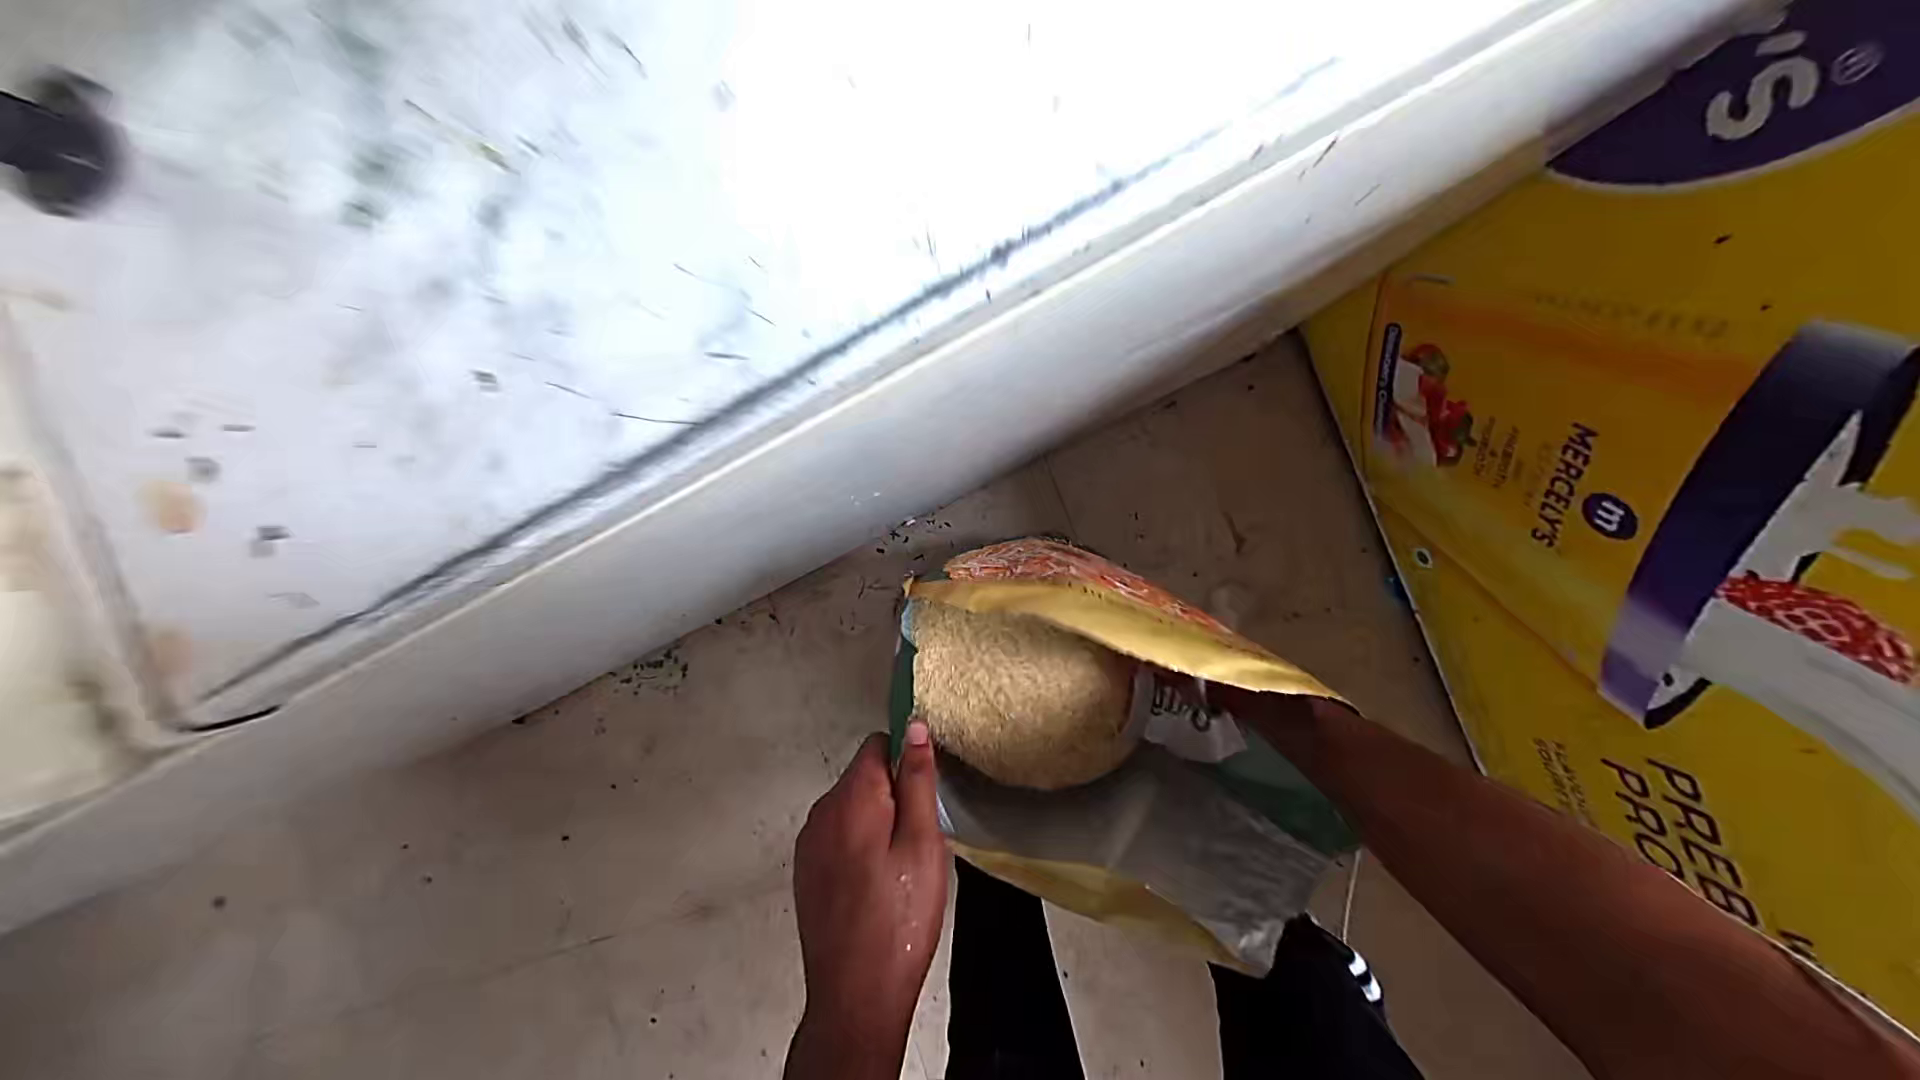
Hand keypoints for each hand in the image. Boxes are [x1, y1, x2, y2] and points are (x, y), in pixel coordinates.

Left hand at [786, 721, 949, 1079]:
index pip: (878, 743)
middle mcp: (821, 810)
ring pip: (851, 805)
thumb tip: (915, 726)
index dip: (906, 759)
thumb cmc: (900, 916)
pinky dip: (857, 842)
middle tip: (918, 838)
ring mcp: (808, 841)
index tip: (925, 794)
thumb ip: (917, 779)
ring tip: (899, 864)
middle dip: (893, 792)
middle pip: (863, 774)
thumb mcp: (923, 841)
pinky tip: (876, 882)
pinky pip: (837, 833)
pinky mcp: (805, 868)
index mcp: (852, 796)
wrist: (856, 996)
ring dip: (876, 818)